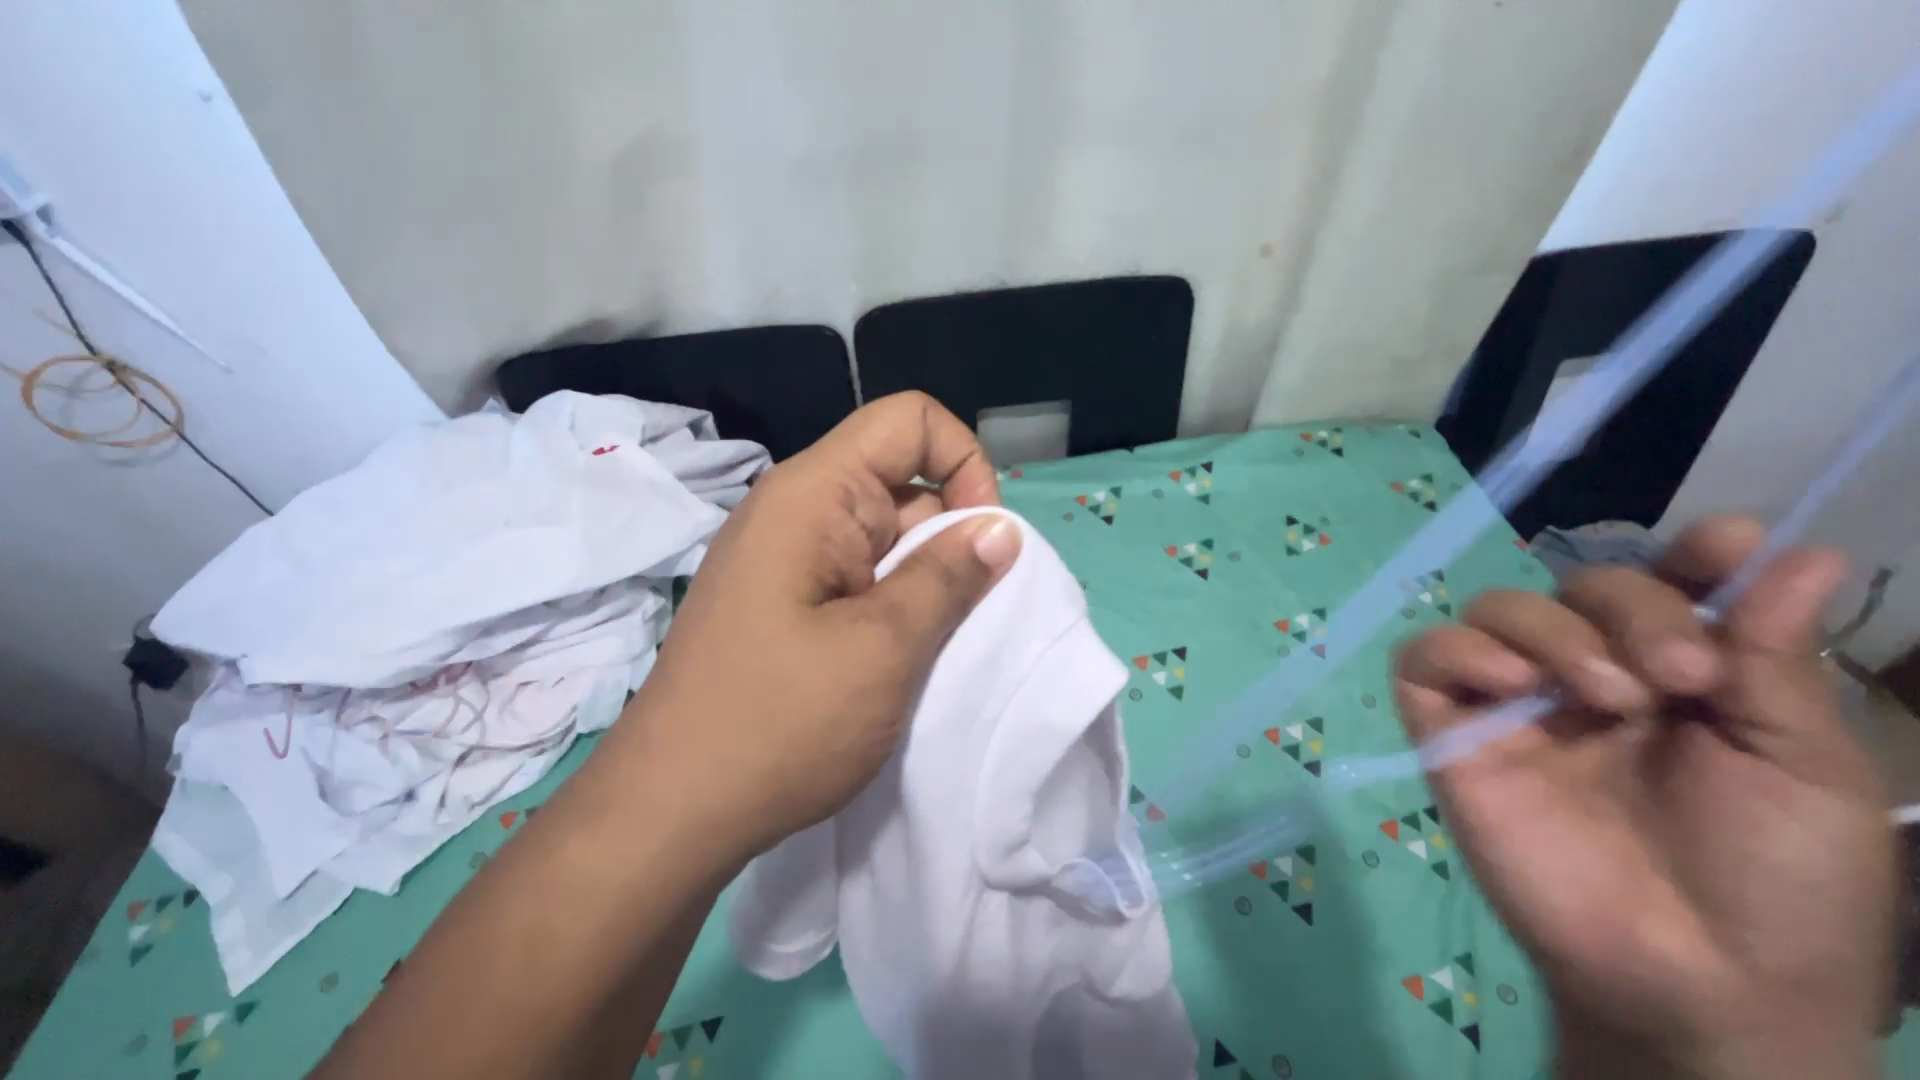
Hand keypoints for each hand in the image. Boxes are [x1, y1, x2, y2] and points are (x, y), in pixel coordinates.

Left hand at [612, 392, 1021, 859]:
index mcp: (811, 496)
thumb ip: (948, 578)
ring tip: (937, 647)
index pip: (907, 420)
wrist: (672, 812)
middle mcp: (795, 512)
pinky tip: (904, 662)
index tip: (983, 539)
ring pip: (885, 538)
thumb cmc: (778, 724)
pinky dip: (895, 608)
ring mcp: (786, 562)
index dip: (962, 462)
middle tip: (967, 615)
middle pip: (901, 480)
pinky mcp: (784, 605)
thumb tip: (1000, 527)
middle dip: (952, 534)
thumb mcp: (882, 649)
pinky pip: (859, 580)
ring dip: (926, 581)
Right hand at [1393, 517, 1894, 1078]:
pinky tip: (1511, 686)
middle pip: (1577, 584)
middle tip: (1681, 679)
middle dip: (1632, 608)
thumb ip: (1775, 657)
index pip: (1661, 582)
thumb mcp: (1805, 763)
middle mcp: (1591, 677)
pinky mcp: (1451, 737)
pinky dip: (1458, 651)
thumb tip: (1802, 552)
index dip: (1684, 555)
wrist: (1703, 981)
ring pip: (1495, 608)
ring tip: (1605, 698)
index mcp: (1677, 675)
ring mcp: (1514, 707)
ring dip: (1551, 630)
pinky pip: (1422, 660)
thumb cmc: (1780, 880)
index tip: (1721, 545)